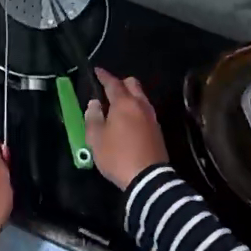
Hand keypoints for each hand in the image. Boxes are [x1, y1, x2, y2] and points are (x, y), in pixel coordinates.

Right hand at [85, 68, 168, 189]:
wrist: (148, 180)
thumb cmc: (117, 155)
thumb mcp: (95, 138)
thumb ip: (93, 117)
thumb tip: (94, 103)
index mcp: (124, 104)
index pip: (113, 83)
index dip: (103, 76)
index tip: (96, 71)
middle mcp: (141, 106)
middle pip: (133, 84)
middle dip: (120, 83)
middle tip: (107, 90)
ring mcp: (152, 118)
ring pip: (141, 98)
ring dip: (129, 97)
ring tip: (116, 107)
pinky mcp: (157, 131)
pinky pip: (145, 111)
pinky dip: (136, 109)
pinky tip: (128, 120)